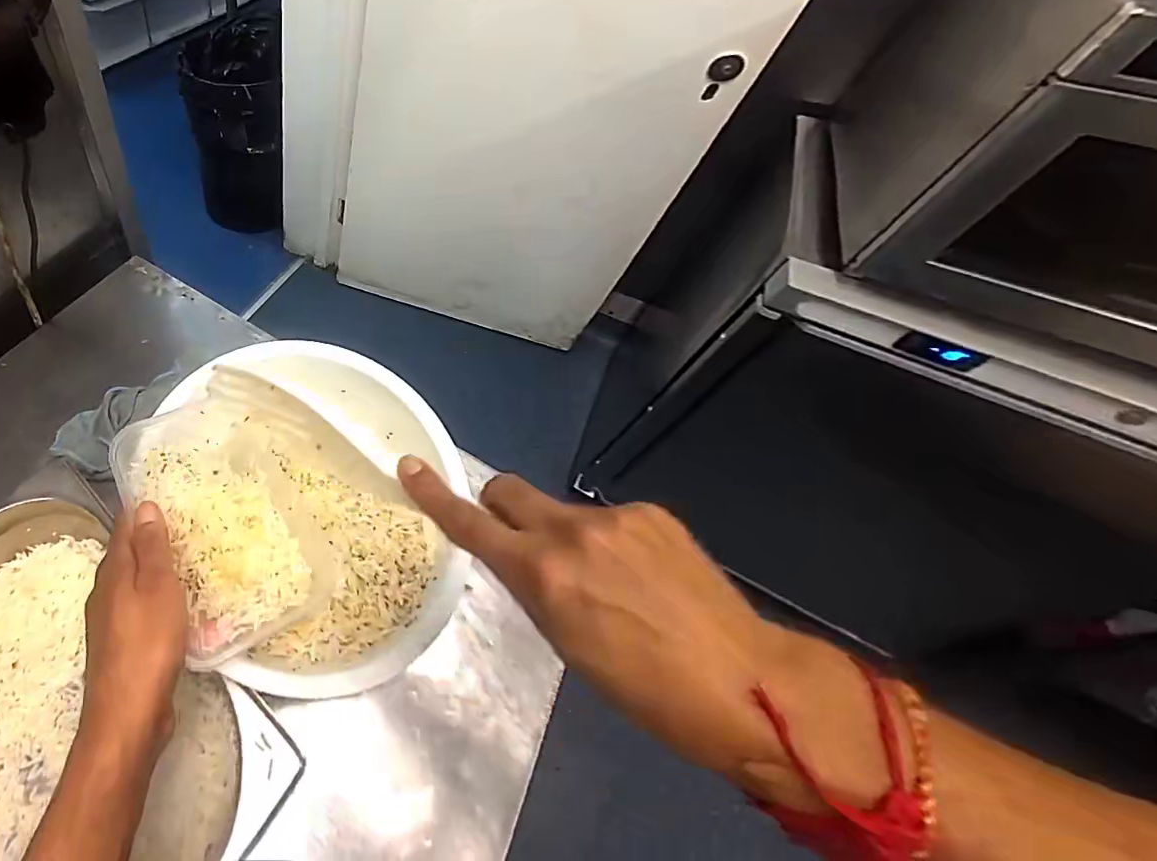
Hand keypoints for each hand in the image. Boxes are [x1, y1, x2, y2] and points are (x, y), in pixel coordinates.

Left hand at [82, 501, 186, 757]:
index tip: (166, 495)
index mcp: (112, 574)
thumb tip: (144, 506)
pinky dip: (161, 599)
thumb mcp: (157, 587)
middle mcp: (105, 594)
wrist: (128, 717)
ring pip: (136, 584)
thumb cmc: (147, 644)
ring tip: (189, 560)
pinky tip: (182, 607)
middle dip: (151, 538)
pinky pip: (144, 610)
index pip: (123, 529)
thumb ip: (152, 548)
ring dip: (158, 570)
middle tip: (186, 524)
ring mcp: (112, 623)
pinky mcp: (124, 646)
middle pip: (127, 555)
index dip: (141, 510)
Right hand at [397, 458, 891, 812]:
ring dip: (566, 537)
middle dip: (501, 508)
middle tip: (519, 542)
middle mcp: (574, 532)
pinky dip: (609, 541)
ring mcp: (617, 516)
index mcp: (546, 575)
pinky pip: (608, 519)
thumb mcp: (569, 645)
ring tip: (609, 583)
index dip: (437, 497)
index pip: (475, 526)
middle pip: (510, 490)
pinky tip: (642, 577)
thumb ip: (536, 589)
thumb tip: (523, 561)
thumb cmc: (645, 690)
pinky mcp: (652, 512)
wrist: (746, 683)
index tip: (410, 467)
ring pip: (563, 511)